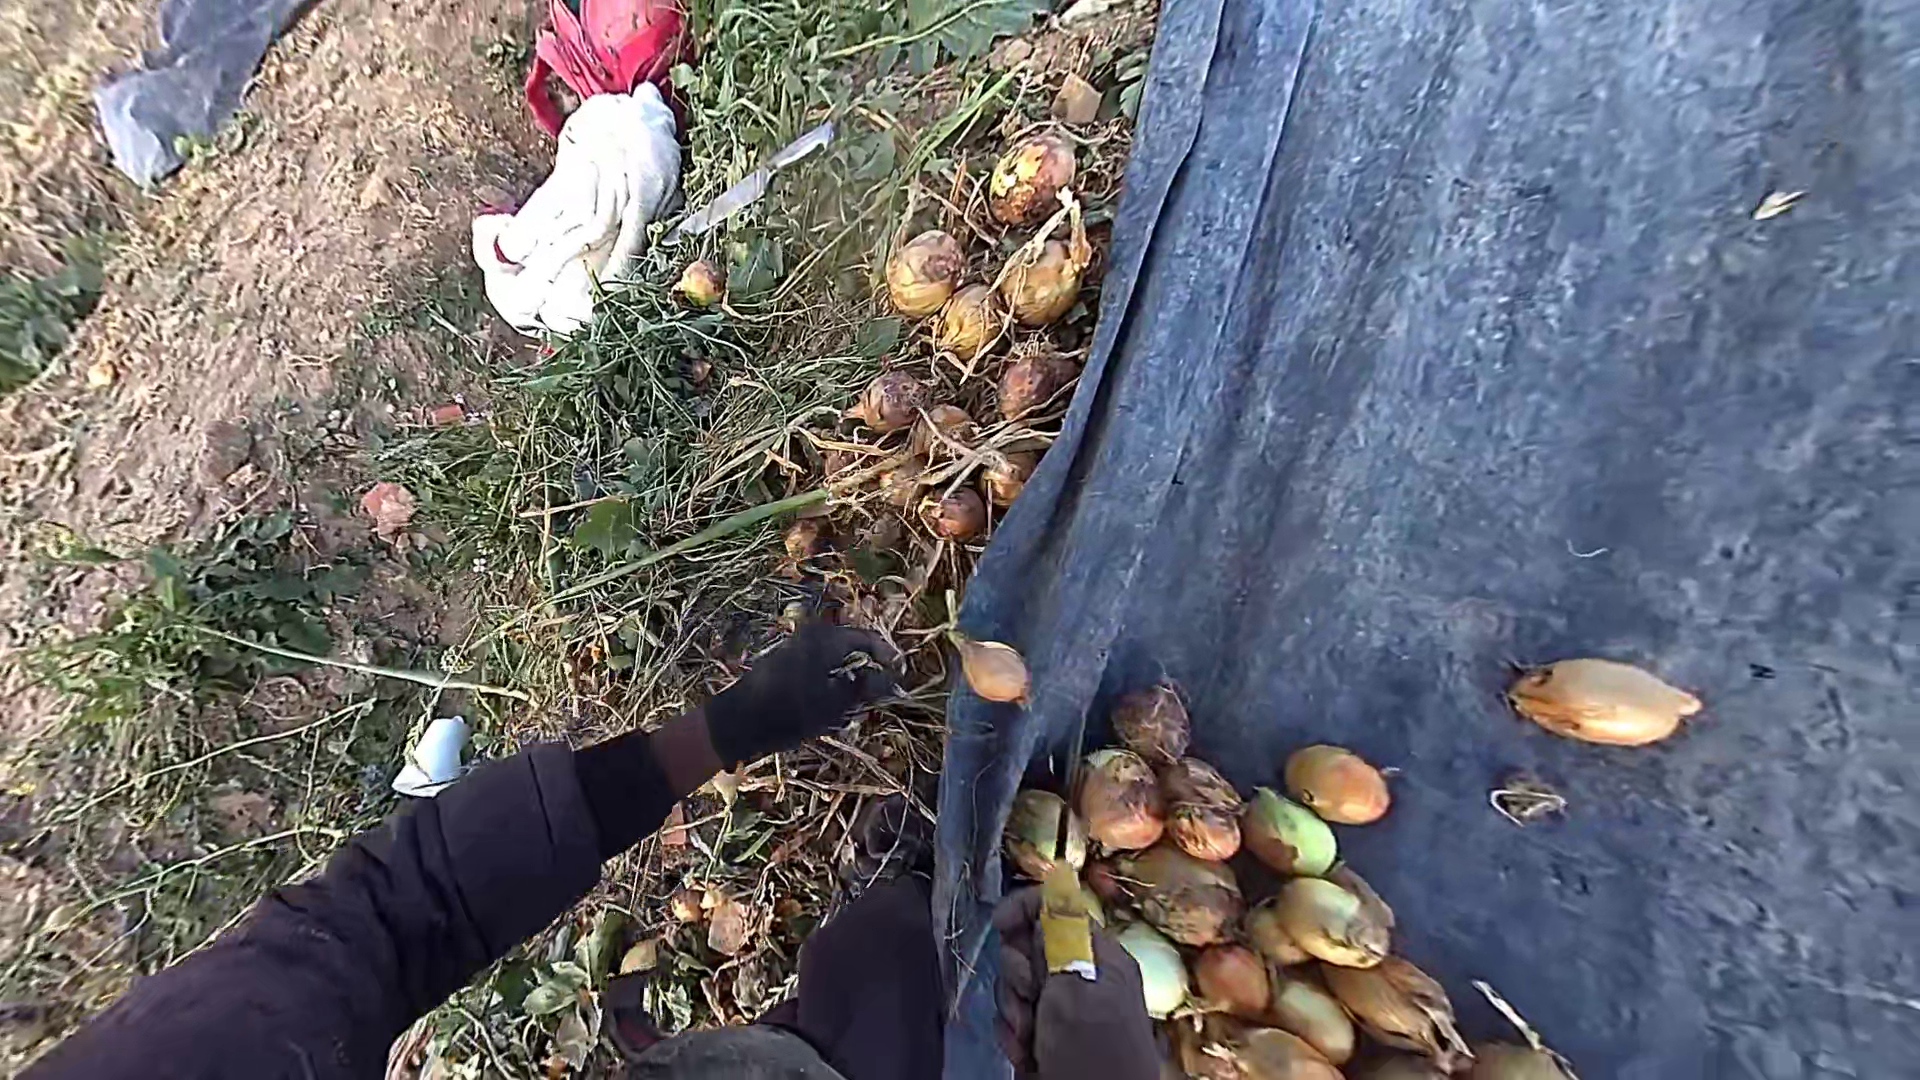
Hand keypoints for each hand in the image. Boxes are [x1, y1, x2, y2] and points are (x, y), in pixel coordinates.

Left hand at [704, 622, 899, 766]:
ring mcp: (796, 648)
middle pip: (853, 647)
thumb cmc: (788, 712)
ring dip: (849, 678)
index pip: (869, 640)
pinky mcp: (785, 662)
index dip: (888, 658)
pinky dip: (831, 681)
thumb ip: (866, 688)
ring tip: (853, 706)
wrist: (735, 723)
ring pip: (836, 659)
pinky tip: (828, 706)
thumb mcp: (834, 704)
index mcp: (827, 639)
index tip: (899, 677)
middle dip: (868, 670)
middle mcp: (812, 636)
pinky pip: (819, 665)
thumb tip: (892, 680)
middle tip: (878, 695)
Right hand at [993, 887, 1159, 1079]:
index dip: (1026, 908)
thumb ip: (1059, 933)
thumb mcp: (1073, 988)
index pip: (1058, 909)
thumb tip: (1058, 879)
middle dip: (1018, 970)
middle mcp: (1083, 976)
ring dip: (1013, 1007)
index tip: (999, 924)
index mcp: (1100, 956)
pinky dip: (1014, 1033)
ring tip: (1027, 1035)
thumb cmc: (1089, 1055)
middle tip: (1028, 995)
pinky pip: (1018, 1017)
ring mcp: (1066, 1010)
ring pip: (1019, 983)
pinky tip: (1024, 1054)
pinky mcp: (1049, 1039)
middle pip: (1031, 945)